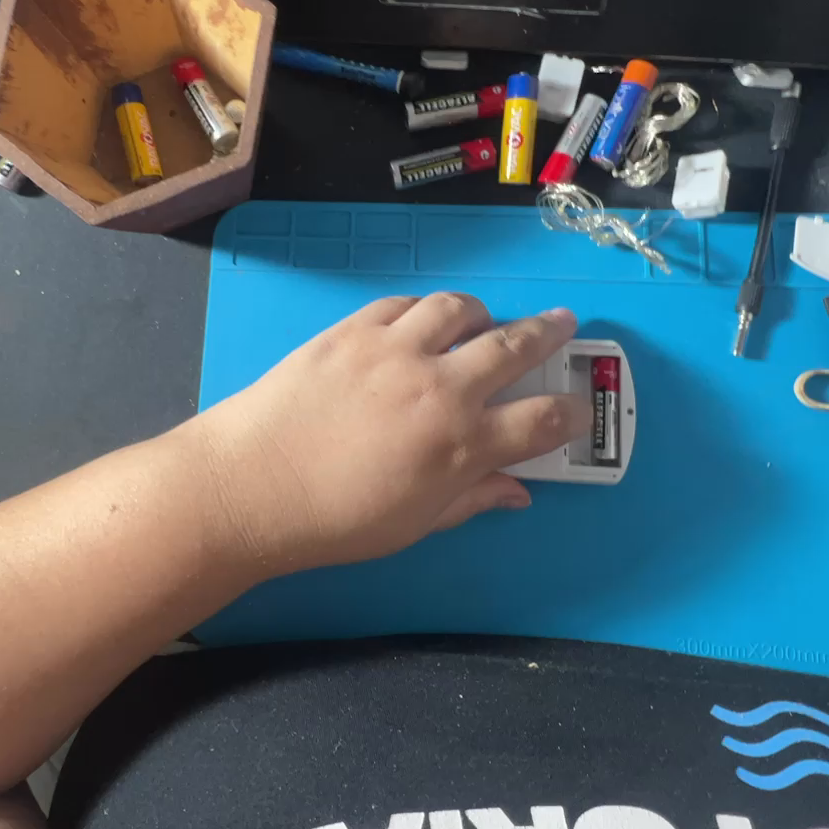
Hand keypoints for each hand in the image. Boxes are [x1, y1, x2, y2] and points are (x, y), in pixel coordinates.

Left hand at [187, 294, 591, 573]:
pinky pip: (402, 304)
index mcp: (461, 445)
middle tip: (563, 321)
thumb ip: (472, 499)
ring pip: (457, 309)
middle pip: (514, 346)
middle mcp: (439, 387)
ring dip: (479, 314)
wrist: (251, 485)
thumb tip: (518, 493)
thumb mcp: (414, 524)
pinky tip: (417, 324)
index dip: (571, 412)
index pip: (543, 420)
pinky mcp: (353, 329)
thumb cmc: (335, 521)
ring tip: (480, 321)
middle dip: (549, 332)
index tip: (577, 405)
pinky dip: (421, 311)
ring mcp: (395, 350)